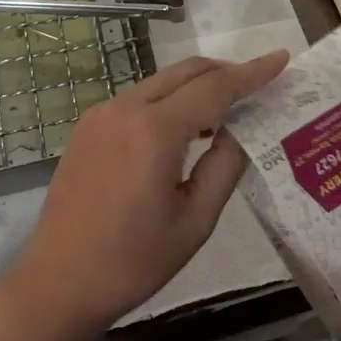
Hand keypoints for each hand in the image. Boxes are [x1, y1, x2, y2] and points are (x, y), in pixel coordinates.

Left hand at [3, 51, 289, 331]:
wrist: (59, 282)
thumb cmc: (133, 261)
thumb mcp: (195, 221)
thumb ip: (225, 167)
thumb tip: (239, 129)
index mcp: (154, 130)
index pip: (214, 87)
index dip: (252, 73)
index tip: (281, 57)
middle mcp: (125, 108)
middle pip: (186, 72)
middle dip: (225, 72)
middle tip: (259, 85)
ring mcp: (101, 113)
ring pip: (160, 81)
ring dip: (196, 86)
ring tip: (227, 110)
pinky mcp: (88, 126)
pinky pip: (138, 98)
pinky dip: (168, 100)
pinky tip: (183, 128)